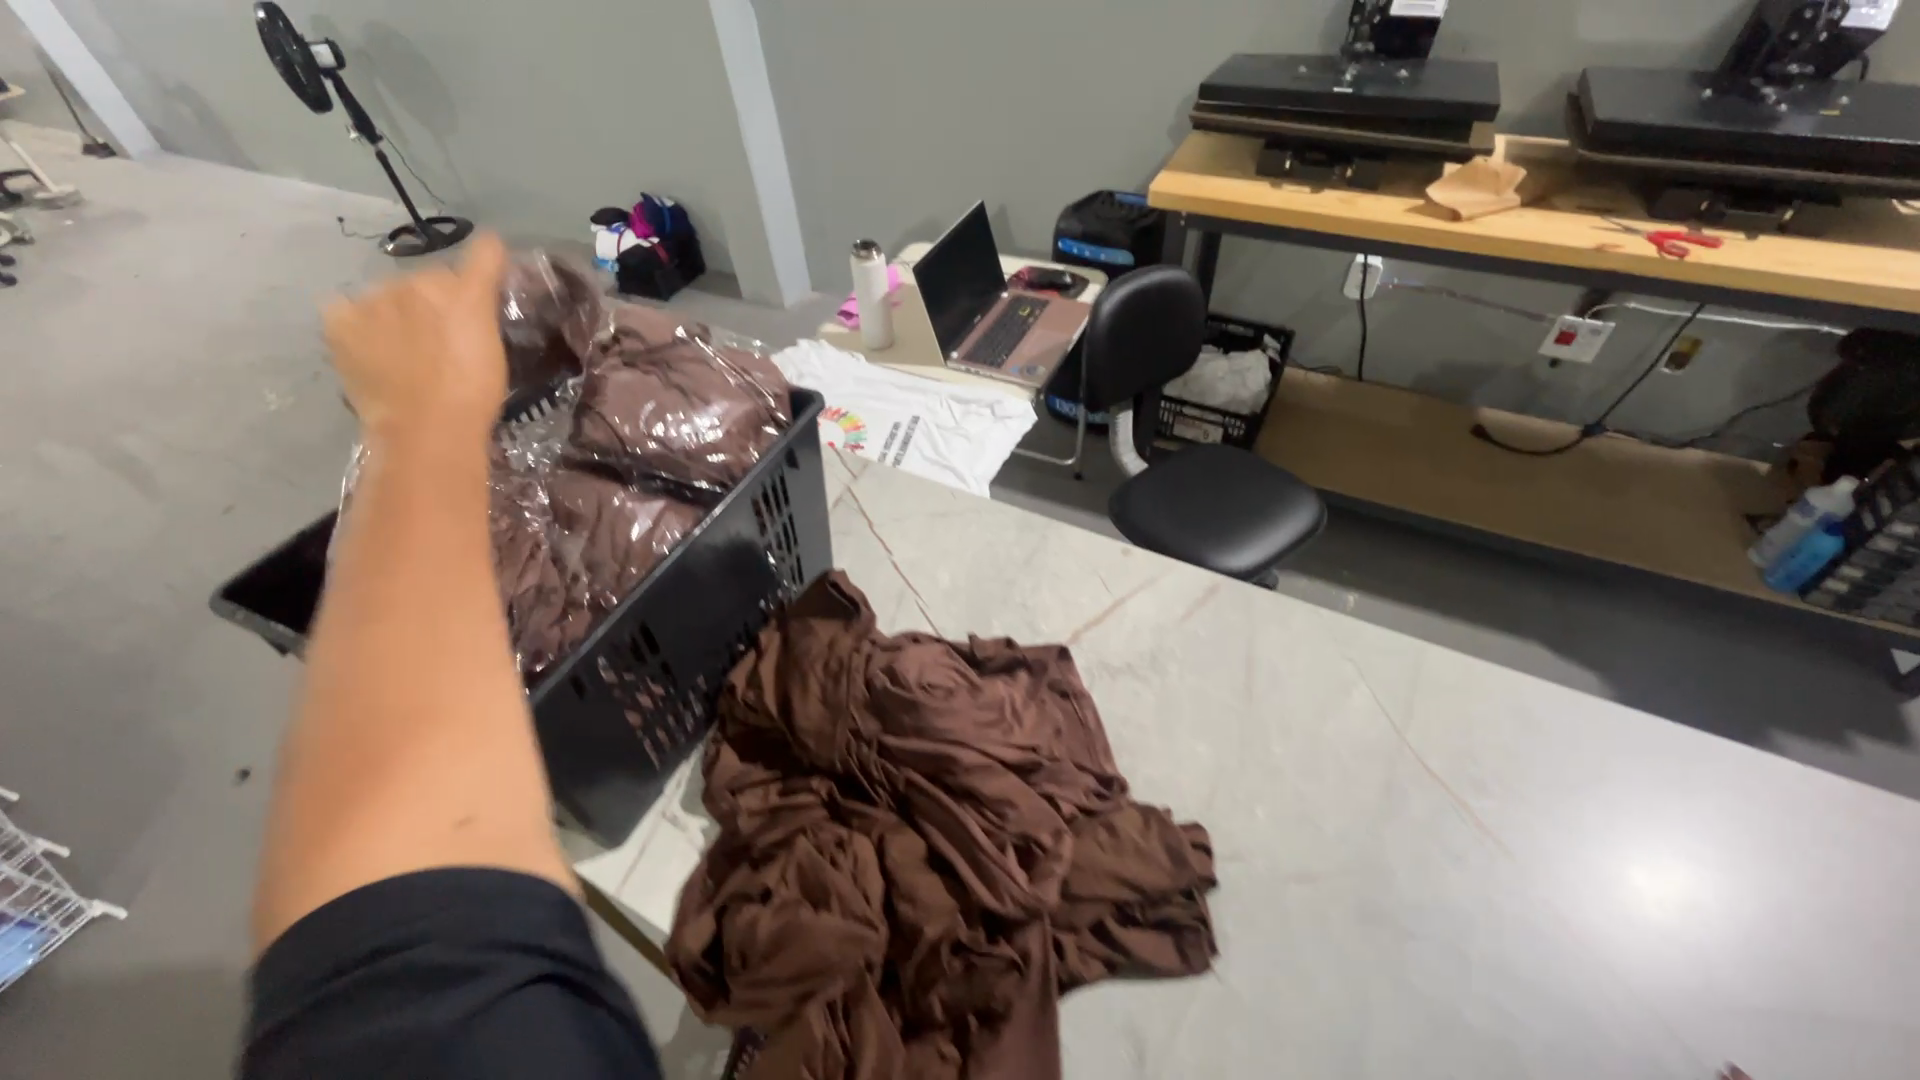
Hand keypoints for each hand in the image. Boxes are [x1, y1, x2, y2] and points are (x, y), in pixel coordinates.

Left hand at [323, 233, 509, 445]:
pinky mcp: (339, 319)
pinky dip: (359, 322)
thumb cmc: (474, 395)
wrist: (427, 429)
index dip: (490, 260)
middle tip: (446, 337)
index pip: (485, 252)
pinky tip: (371, 346)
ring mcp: (374, 298)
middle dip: (439, 298)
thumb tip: (480, 297)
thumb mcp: (494, 349)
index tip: (493, 272)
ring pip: (391, 293)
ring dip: (401, 311)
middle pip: (432, 278)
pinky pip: (348, 308)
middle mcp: (418, 281)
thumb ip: (485, 313)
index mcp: (465, 290)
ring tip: (407, 350)